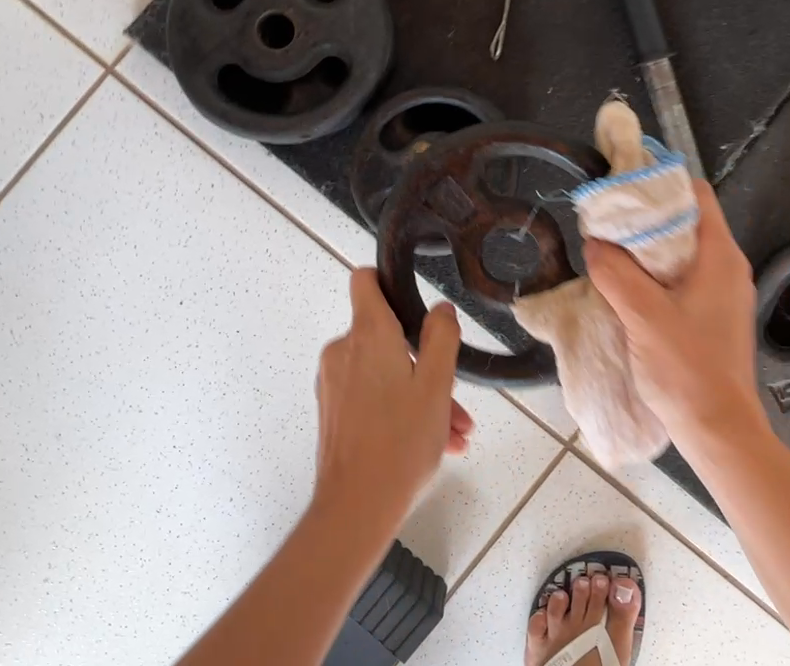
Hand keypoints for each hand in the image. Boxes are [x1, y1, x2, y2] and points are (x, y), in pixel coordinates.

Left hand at [313, 269, 474, 527]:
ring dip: (420, 394)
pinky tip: (435, 443)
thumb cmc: (401, 441)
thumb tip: (440, 309)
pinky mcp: (332, 412)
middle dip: (424, 361)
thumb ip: (441, 337)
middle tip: (457, 399)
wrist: (355, 509)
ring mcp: (333, 383)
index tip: (415, 301)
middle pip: (386, 336)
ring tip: (454, 433)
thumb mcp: (436, 385)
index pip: (365, 280)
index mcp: (367, 333)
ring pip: (384, 372)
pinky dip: (400, 410)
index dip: (389, 280)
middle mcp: (343, 351)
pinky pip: (371, 396)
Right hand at [584, 181, 763, 443]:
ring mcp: (723, 295)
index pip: (695, 194)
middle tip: (606, 223)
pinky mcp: (714, 319)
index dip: (659, 184)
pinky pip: (683, 281)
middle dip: (645, 219)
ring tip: (609, 254)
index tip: (621, 189)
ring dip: (647, 251)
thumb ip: (615, 272)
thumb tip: (594, 242)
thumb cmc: (687, 369)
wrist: (719, 431)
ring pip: (682, 254)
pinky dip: (655, 276)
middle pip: (686, 222)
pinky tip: (626, 290)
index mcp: (720, 256)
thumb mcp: (642, 315)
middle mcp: (728, 268)